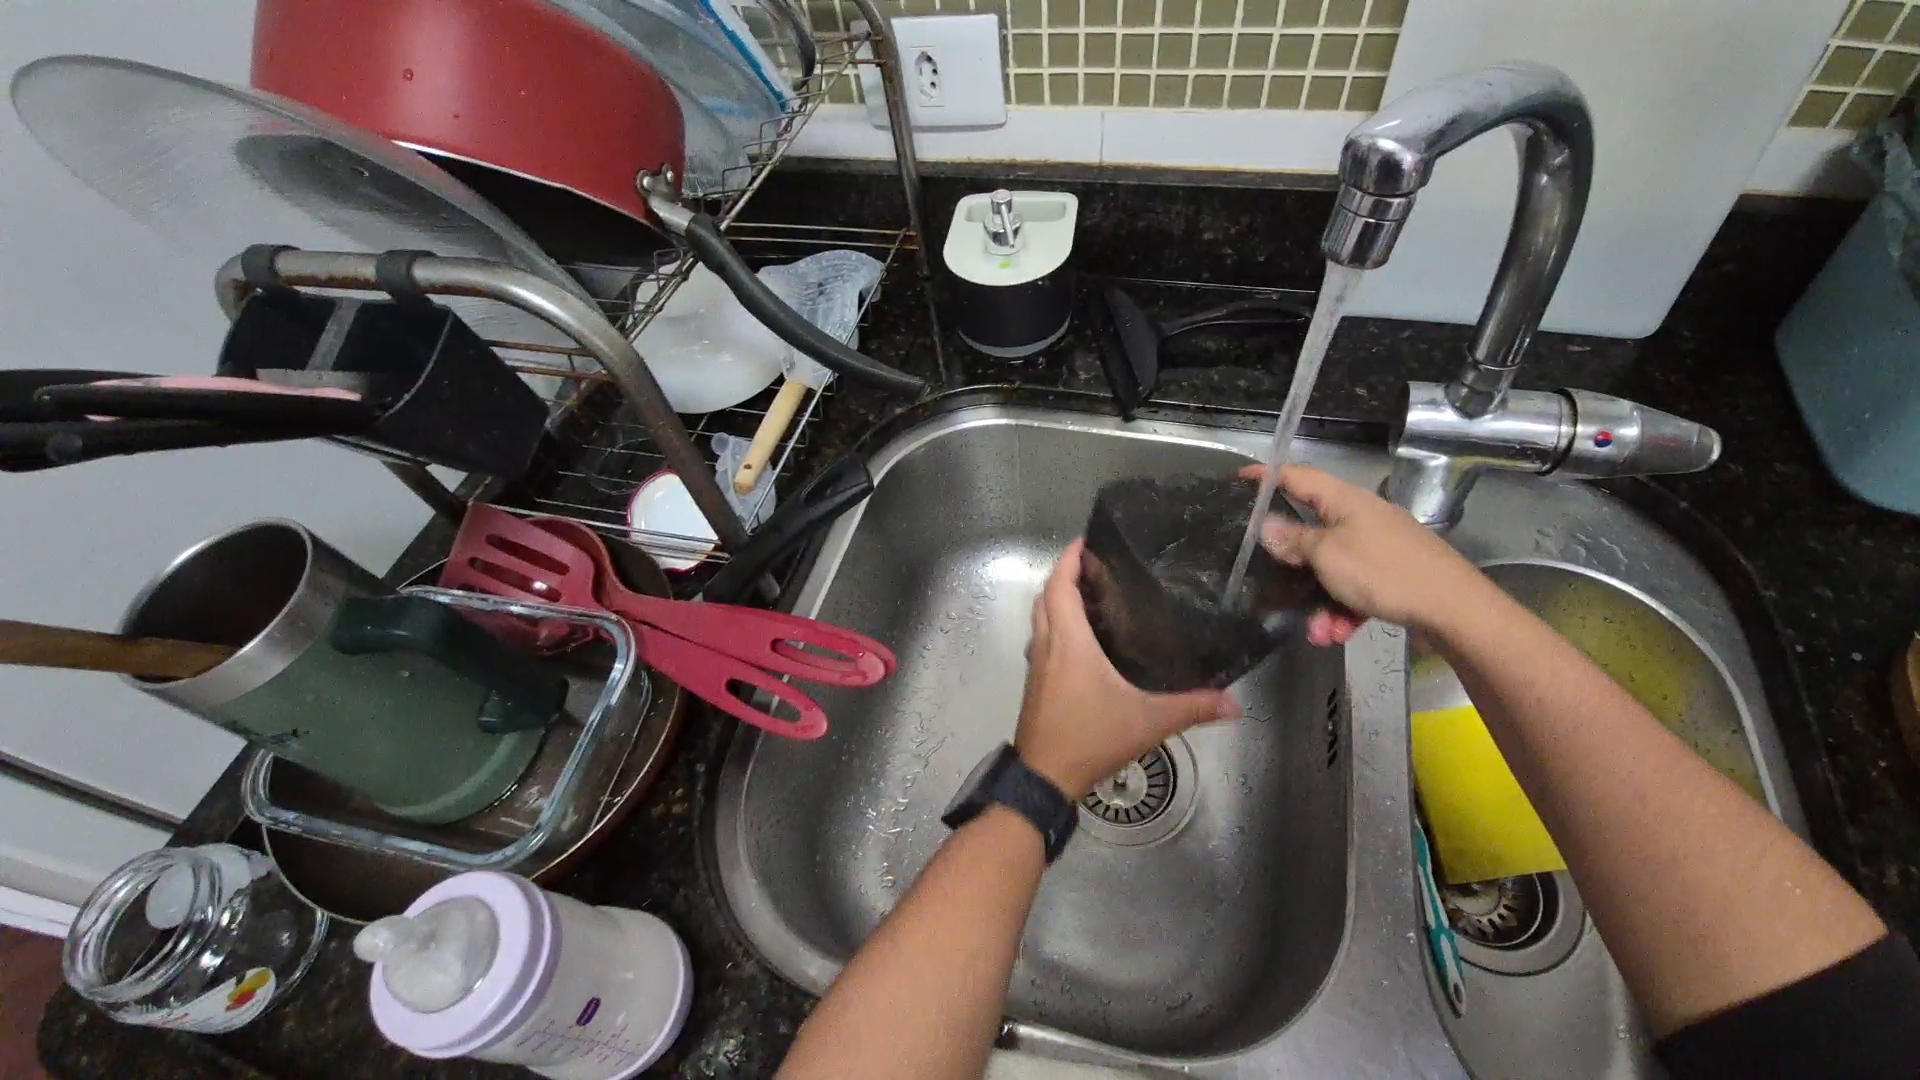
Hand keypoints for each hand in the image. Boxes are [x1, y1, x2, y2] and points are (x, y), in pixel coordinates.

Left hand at [1014, 539, 1239, 797]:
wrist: (1044, 778)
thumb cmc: (1090, 738)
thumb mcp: (1147, 722)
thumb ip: (1192, 708)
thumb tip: (1234, 702)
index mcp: (1068, 642)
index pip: (1060, 586)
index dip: (1069, 559)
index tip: (1086, 541)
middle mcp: (1047, 646)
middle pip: (1046, 597)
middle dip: (1066, 576)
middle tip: (1097, 566)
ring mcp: (1037, 666)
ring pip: (1041, 619)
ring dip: (1059, 602)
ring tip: (1094, 597)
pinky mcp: (1036, 684)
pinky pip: (1043, 641)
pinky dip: (1057, 627)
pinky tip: (1084, 642)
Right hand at [1243, 464, 1484, 642]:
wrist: (1454, 610)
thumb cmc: (1384, 572)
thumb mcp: (1327, 555)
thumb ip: (1293, 540)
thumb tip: (1266, 525)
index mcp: (1345, 501)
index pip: (1298, 477)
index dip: (1267, 476)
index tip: (1240, 478)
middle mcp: (1361, 518)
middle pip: (1312, 534)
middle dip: (1293, 569)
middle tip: (1270, 585)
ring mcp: (1379, 547)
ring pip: (1332, 571)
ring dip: (1319, 603)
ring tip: (1320, 632)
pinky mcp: (1393, 575)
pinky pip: (1354, 589)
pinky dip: (1344, 611)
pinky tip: (1341, 634)